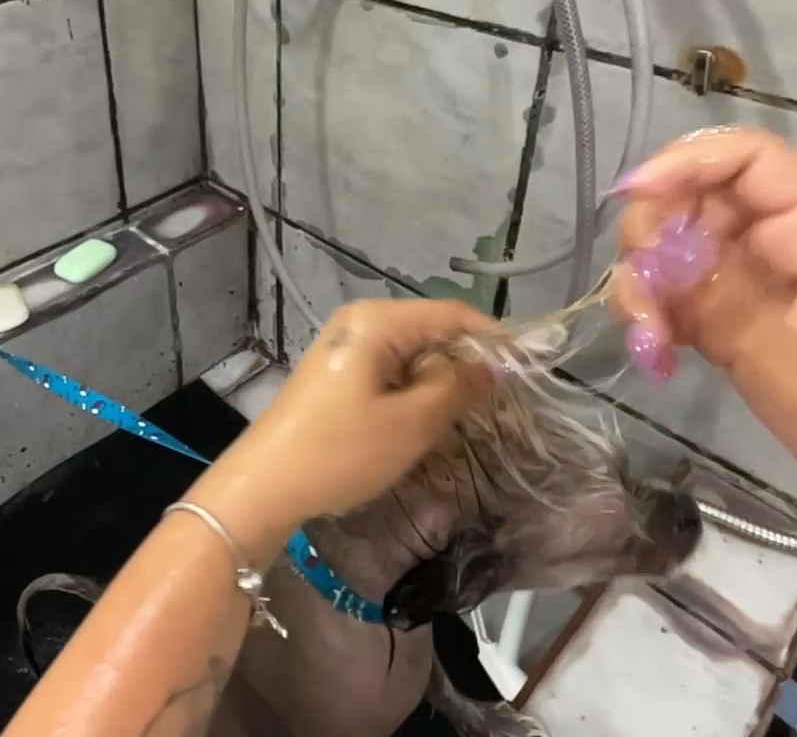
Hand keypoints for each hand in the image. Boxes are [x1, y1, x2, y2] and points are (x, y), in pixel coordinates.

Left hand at [190, 300, 498, 535]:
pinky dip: (413, 388)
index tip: (531, 369)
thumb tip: (493, 365)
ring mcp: (345, 344)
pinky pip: (390, 368)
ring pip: (412, 352)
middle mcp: (360, 320)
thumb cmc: (341, 451)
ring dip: (440, 379)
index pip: (453, 314)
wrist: (265, 483)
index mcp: (378, 321)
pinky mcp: (337, 370)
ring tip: (467, 414)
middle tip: (499, 401)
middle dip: (467, 361)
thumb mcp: (411, 423)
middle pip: (431, 329)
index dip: (495, 338)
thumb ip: (457, 387)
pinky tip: (424, 417)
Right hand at [608, 127, 796, 520]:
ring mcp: (757, 284)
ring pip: (676, 251)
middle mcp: (783, 244)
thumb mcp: (792, 356)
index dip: (684, 160)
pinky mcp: (736, 322)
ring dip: (645, 287)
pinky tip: (655, 354)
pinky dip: (655, 318)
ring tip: (647, 340)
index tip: (629, 196)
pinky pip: (678, 297)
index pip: (748, 158)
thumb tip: (646, 256)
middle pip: (695, 201)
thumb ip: (714, 299)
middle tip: (640, 296)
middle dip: (651, 238)